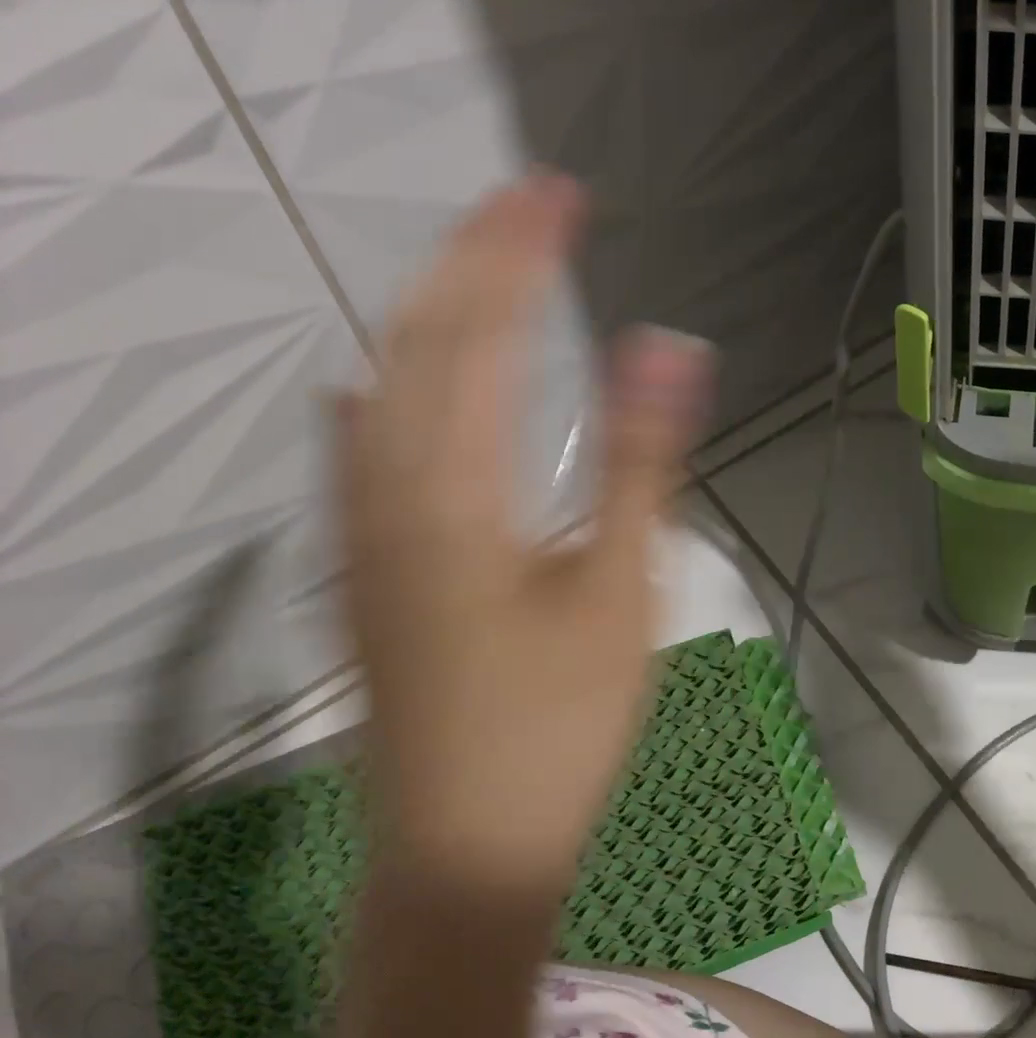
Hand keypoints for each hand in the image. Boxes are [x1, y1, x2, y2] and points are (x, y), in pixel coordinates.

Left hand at [332, 175, 711, 890]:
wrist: (470, 841)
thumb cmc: (563, 719)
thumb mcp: (621, 587)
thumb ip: (637, 460)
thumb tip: (668, 345)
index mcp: (451, 489)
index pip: (479, 331)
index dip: (519, 252)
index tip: (561, 190)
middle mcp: (385, 491)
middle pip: (415, 342)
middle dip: (471, 261)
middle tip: (531, 206)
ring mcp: (363, 534)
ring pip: (379, 390)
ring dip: (427, 315)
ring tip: (479, 274)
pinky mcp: (368, 571)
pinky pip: (360, 449)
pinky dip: (384, 392)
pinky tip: (376, 387)